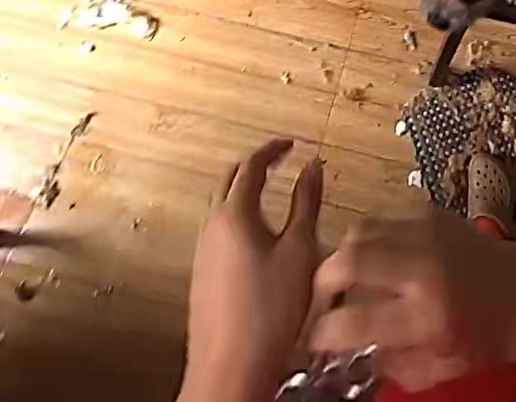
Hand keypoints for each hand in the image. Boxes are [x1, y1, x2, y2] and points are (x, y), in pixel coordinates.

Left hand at [181, 140, 323, 401]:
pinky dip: (239, 214)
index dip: (273, 149)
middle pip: (229, 179)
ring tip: (272, 188)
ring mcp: (204, 254)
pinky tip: (260, 231)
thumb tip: (312, 169)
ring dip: (245, 188)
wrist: (231, 372)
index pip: (252, 166)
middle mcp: (212, 229)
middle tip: (279, 158)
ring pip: (221, 204)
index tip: (290, 143)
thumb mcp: (300, 249)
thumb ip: (307, 203)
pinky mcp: (204, 276)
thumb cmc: (268, 313)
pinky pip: (219, 228)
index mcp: (234, 216)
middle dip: (255, 164)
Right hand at [308, 214, 515, 390]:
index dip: (321, 332)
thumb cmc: (481, 337)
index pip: (353, 320)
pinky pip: (384, 212)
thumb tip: (341, 352)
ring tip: (344, 277)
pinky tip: (374, 253)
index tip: (313, 339)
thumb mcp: (435, 368)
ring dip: (343, 253)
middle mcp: (423, 265)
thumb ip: (385, 363)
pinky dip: (370, 233)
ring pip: (361, 228)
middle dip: (322, 282)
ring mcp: (427, 229)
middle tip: (320, 301)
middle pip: (350, 258)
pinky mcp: (431, 209)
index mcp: (425, 314)